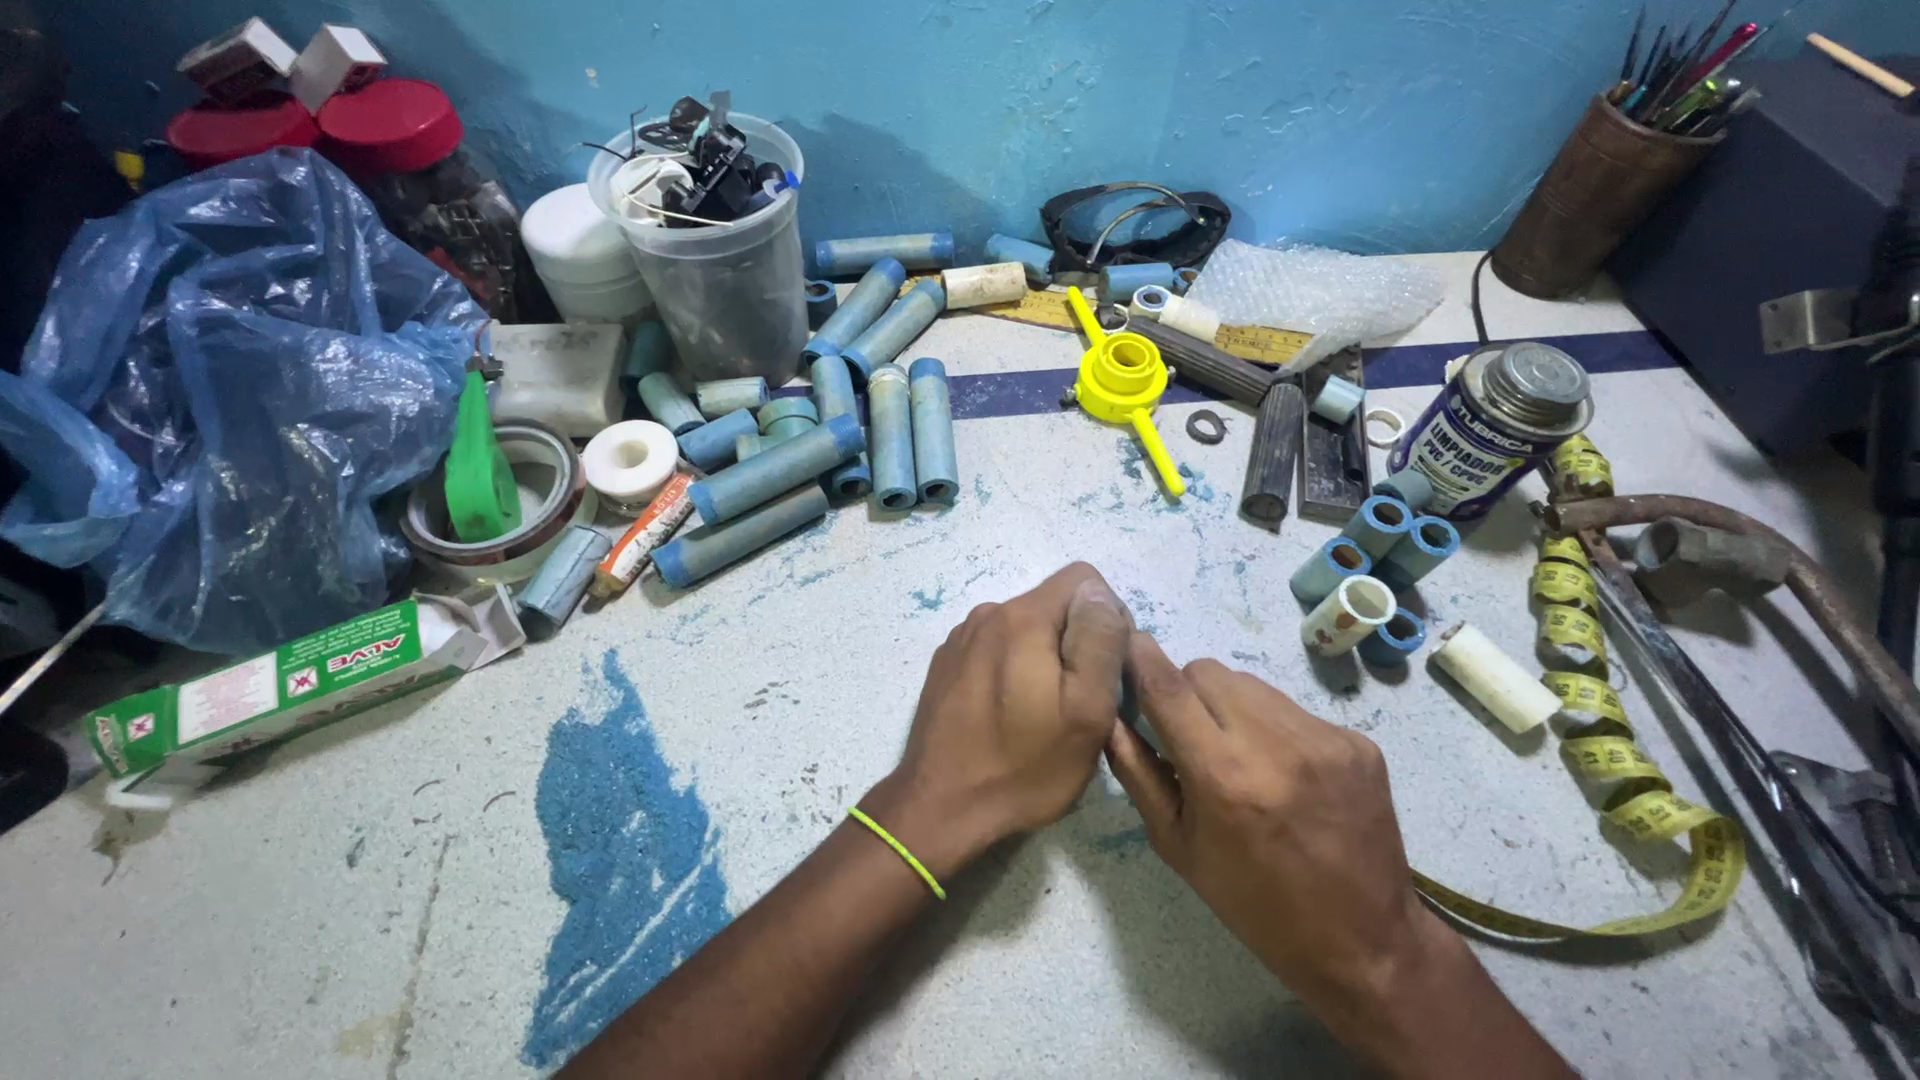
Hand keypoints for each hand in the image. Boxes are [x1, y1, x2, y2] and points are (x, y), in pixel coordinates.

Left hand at [862, 562, 1132, 881]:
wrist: (939, 806)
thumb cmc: (1023, 765)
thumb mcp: (1086, 709)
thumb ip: (1099, 641)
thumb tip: (1100, 596)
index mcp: (1022, 617)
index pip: (1084, 580)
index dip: (1109, 619)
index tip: (1107, 672)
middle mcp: (988, 614)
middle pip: (1054, 606)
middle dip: (1076, 644)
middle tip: (1078, 704)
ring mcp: (961, 639)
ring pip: (1027, 630)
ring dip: (1045, 660)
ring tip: (1043, 715)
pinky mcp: (947, 665)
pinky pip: (997, 650)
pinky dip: (1014, 672)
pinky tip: (1009, 717)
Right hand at [1103, 634, 1451, 1031]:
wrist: (1362, 939)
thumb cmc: (1252, 901)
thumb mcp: (1176, 844)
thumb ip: (1136, 772)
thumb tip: (1108, 716)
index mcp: (1222, 775)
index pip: (1167, 686)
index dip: (1139, 656)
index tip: (1125, 642)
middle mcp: (1274, 743)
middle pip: (1206, 671)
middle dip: (1184, 689)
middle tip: (1187, 731)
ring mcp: (1323, 738)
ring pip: (1250, 683)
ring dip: (1229, 704)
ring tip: (1238, 753)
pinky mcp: (1356, 741)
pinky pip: (1292, 708)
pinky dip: (1273, 726)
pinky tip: (1283, 771)